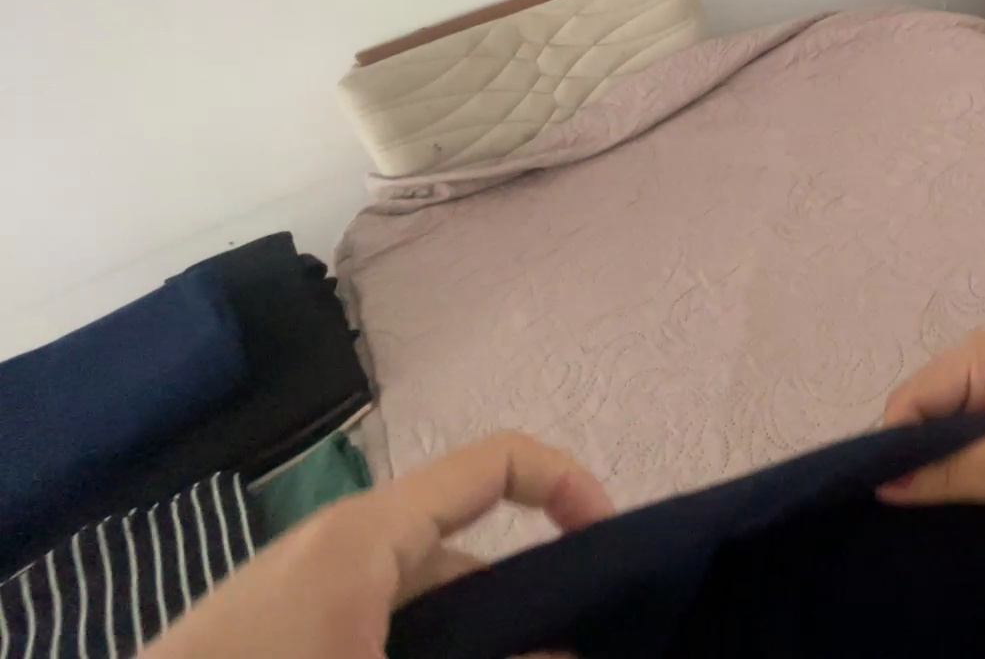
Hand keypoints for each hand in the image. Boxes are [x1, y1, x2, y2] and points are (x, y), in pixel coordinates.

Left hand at [145, 432, 613, 658]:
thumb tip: (570, 653)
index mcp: (369, 533)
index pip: (500, 459)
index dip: (568, 483)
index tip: (603, 543)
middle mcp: (338, 539)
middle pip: (463, 541)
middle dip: (513, 599)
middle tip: (542, 650)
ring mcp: (296, 586)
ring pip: (418, 590)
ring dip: (463, 635)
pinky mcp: (267, 629)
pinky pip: (371, 618)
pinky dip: (412, 644)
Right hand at [879, 329, 984, 538]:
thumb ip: (939, 474)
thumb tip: (879, 485)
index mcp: (982, 353)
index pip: (911, 398)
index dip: (895, 446)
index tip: (888, 498)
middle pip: (927, 411)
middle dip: (920, 456)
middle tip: (917, 508)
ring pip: (948, 429)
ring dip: (945, 466)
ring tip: (942, 506)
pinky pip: (973, 438)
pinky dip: (967, 466)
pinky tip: (967, 497)